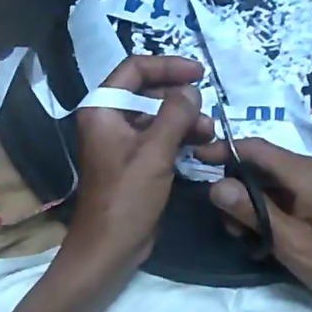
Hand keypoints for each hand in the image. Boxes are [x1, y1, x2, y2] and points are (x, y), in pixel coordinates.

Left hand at [64, 56, 213, 270]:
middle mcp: (108, 118)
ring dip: (183, 120)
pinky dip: (178, 137)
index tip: (200, 73)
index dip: (168, 66)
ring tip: (208, 134)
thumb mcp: (155, 152)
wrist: (110, 245)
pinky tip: (200, 146)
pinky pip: (157, 137)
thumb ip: (175, 115)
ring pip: (156, 115)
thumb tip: (191, 90)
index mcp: (103, 109)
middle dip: (179, 98)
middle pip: (147, 90)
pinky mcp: (133, 160)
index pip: (135, 69)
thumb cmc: (127, 196)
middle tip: (207, 111)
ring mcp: (120, 140)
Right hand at [195, 138, 311, 311]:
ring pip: (269, 183)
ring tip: (244, 237)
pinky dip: (267, 212)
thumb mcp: (292, 244)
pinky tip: (262, 239)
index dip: (223, 149)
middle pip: (260, 165)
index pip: (257, 148)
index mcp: (309, 174)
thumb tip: (216, 185)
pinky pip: (283, 195)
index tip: (196, 159)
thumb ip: (254, 212)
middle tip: (227, 223)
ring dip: (250, 205)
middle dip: (235, 188)